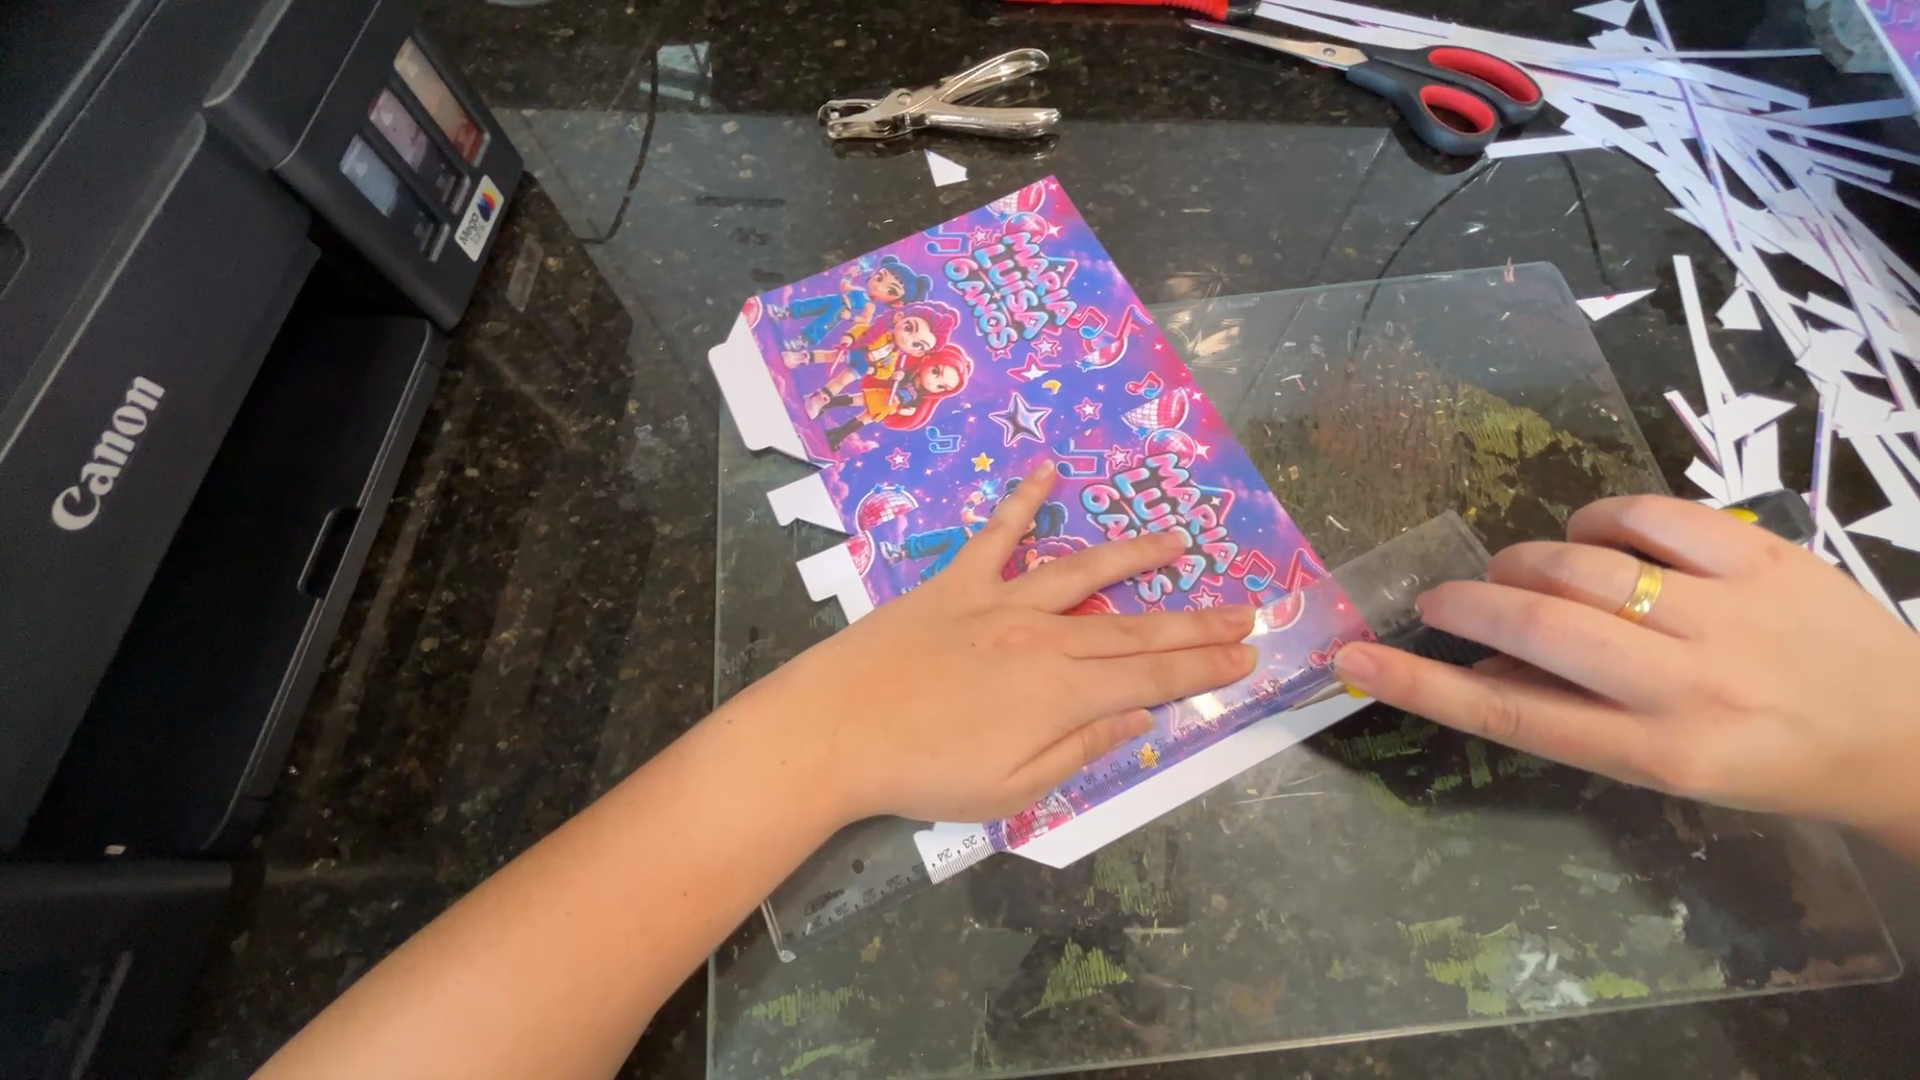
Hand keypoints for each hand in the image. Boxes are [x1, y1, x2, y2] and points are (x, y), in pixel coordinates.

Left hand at [735, 462, 1257, 823]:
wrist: (834, 729)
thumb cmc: (922, 772)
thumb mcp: (1011, 789)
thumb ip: (1081, 748)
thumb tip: (1139, 719)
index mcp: (1061, 691)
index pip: (1153, 678)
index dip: (1204, 667)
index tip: (1246, 655)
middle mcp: (1043, 636)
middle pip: (1134, 628)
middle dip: (1196, 623)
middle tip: (1245, 610)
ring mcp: (999, 601)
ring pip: (1083, 572)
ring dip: (1136, 556)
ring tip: (1179, 541)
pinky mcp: (955, 582)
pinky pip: (997, 535)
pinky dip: (1023, 501)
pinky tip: (1047, 471)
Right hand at [1333, 495, 1919, 838]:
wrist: (1917, 735)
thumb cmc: (1762, 760)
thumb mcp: (1654, 762)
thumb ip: (1558, 710)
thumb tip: (1470, 664)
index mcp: (1659, 752)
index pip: (1511, 713)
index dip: (1420, 685)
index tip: (1353, 662)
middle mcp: (1693, 686)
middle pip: (1536, 626)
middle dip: (1463, 603)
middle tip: (1440, 601)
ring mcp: (1734, 614)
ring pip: (1578, 566)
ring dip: (1520, 565)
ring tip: (1521, 576)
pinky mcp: (1767, 557)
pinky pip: (1644, 516)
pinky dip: (1592, 522)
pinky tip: (1592, 542)